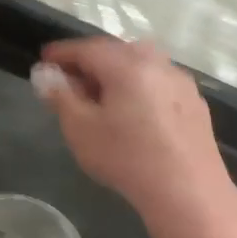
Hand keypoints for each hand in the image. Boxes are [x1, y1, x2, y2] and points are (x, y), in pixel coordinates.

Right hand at [34, 38, 232, 221]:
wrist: (186, 189)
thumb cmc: (124, 156)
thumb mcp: (79, 127)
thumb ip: (60, 96)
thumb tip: (44, 73)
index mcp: (128, 67)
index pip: (89, 48)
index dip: (62, 52)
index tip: (43, 58)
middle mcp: (158, 66)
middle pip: (119, 50)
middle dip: (90, 58)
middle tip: (68, 77)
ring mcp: (181, 83)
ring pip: (142, 63)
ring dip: (116, 69)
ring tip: (97, 92)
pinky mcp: (193, 102)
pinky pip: (157, 80)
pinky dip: (136, 83)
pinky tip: (128, 108)